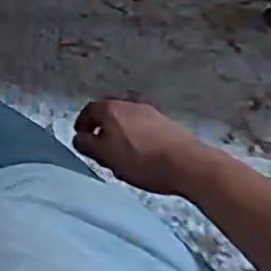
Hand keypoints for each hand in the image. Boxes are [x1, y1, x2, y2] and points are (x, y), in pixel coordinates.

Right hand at [73, 99, 226, 195]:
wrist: (191, 165)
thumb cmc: (142, 159)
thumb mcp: (106, 156)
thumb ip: (87, 145)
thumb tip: (79, 138)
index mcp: (109, 108)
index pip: (88, 112)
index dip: (82, 126)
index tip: (82, 139)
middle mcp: (129, 104)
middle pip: (109, 116)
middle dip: (103, 131)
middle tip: (102, 150)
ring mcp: (151, 113)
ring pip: (128, 123)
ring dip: (123, 136)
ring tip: (125, 156)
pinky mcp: (170, 125)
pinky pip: (146, 131)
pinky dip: (141, 140)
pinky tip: (146, 156)